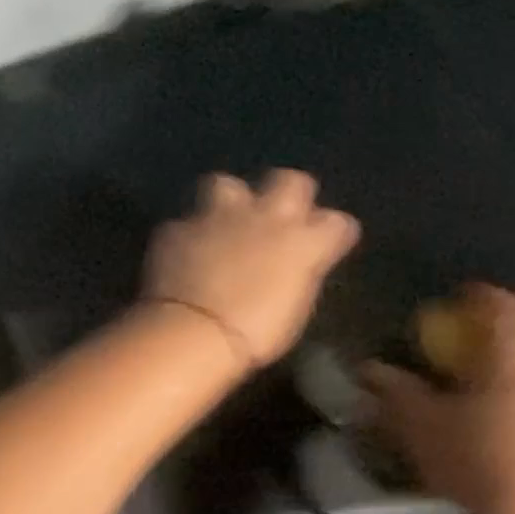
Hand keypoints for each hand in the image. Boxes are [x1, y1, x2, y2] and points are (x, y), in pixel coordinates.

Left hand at [142, 169, 359, 366]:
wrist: (194, 329)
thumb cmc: (255, 333)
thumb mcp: (294, 306)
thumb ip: (297, 272)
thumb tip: (293, 264)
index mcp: (305, 241)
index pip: (337, 222)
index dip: (329, 232)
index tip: (322, 244)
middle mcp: (265, 216)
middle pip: (290, 181)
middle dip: (286, 193)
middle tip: (275, 217)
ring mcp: (217, 216)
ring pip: (227, 184)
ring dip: (228, 201)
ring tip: (222, 223)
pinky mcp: (177, 227)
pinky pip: (184, 222)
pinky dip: (186, 236)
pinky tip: (183, 253)